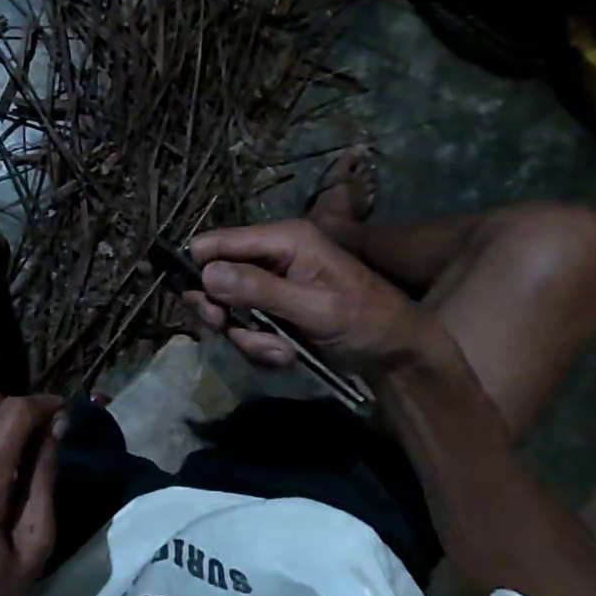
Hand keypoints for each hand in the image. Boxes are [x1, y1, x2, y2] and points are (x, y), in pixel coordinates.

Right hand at [185, 219, 428, 369]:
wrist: (393, 353)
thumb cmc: (364, 320)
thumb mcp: (314, 307)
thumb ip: (260, 290)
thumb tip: (206, 275)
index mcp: (282, 239)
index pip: (217, 242)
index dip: (201, 270)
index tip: (205, 305)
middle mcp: (269, 257)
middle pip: (213, 279)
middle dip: (224, 313)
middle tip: (231, 330)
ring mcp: (267, 286)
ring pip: (227, 311)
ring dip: (248, 338)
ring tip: (281, 353)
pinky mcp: (269, 311)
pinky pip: (243, 330)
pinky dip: (259, 348)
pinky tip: (286, 356)